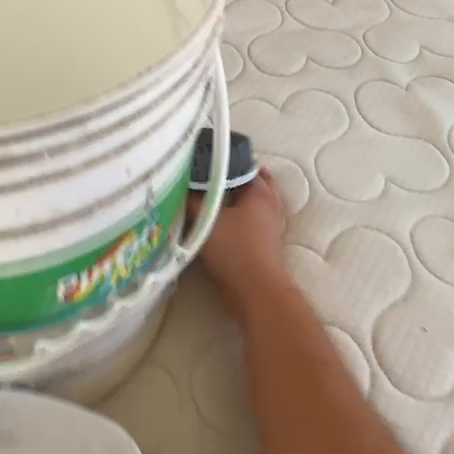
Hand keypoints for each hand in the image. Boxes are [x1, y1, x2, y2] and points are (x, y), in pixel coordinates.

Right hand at [191, 168, 290, 315]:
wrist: (256, 291)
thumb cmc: (234, 249)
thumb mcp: (207, 220)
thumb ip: (193, 200)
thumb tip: (181, 185)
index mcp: (261, 191)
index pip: (244, 165)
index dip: (224, 162)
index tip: (204, 162)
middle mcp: (271, 205)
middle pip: (252, 184)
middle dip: (232, 181)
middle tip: (208, 180)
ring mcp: (272, 226)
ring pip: (252, 205)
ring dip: (236, 202)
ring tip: (212, 201)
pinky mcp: (267, 245)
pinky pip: (252, 223)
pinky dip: (240, 219)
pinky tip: (222, 224)